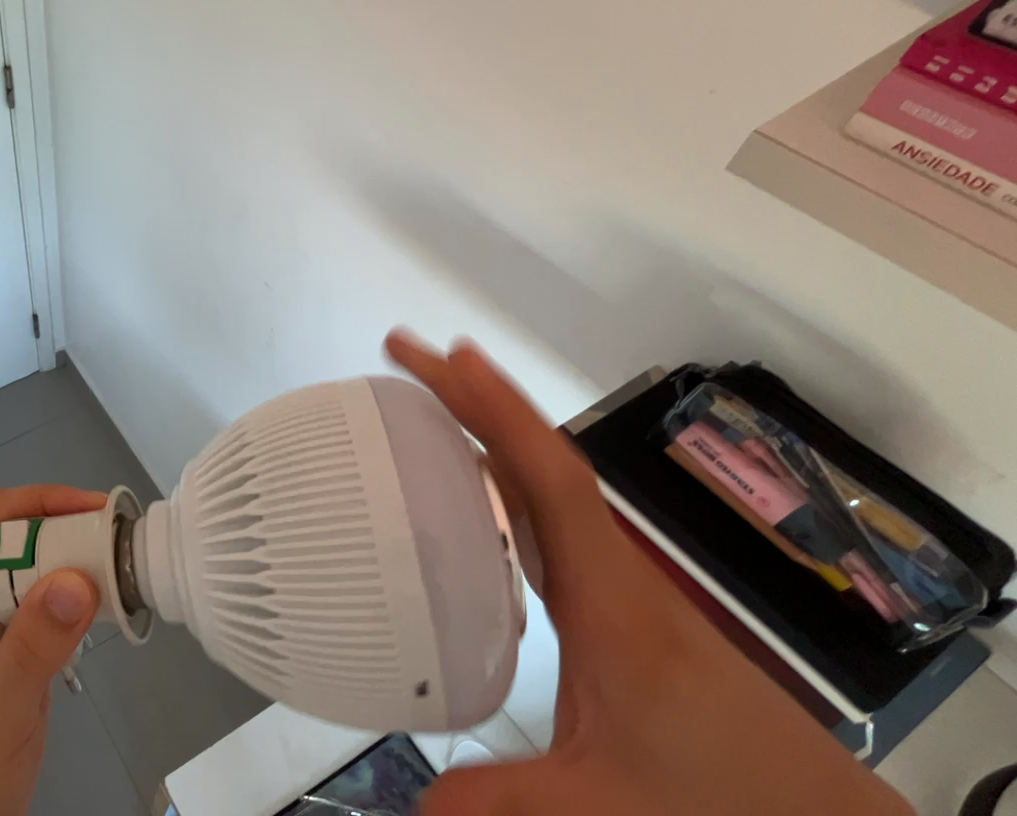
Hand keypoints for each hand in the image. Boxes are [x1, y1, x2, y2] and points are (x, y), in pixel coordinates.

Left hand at [0, 485, 104, 815]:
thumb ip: (35, 644)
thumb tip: (79, 577)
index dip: (40, 503)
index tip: (94, 510)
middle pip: (17, 541)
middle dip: (66, 532)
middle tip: (120, 541)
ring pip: (35, 571)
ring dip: (75, 564)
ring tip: (122, 566)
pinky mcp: (14, 649)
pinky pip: (46, 606)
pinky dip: (77, 599)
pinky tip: (109, 606)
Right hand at [385, 331, 912, 815]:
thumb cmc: (722, 800)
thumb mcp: (601, 808)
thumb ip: (497, 805)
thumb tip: (404, 807)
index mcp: (607, 595)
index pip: (549, 477)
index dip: (496, 410)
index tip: (444, 356)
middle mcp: (611, 570)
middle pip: (540, 459)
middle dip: (475, 398)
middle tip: (407, 356)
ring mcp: (616, 584)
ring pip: (547, 484)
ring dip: (490, 431)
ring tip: (429, 403)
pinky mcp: (616, 607)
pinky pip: (549, 520)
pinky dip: (507, 481)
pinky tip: (476, 492)